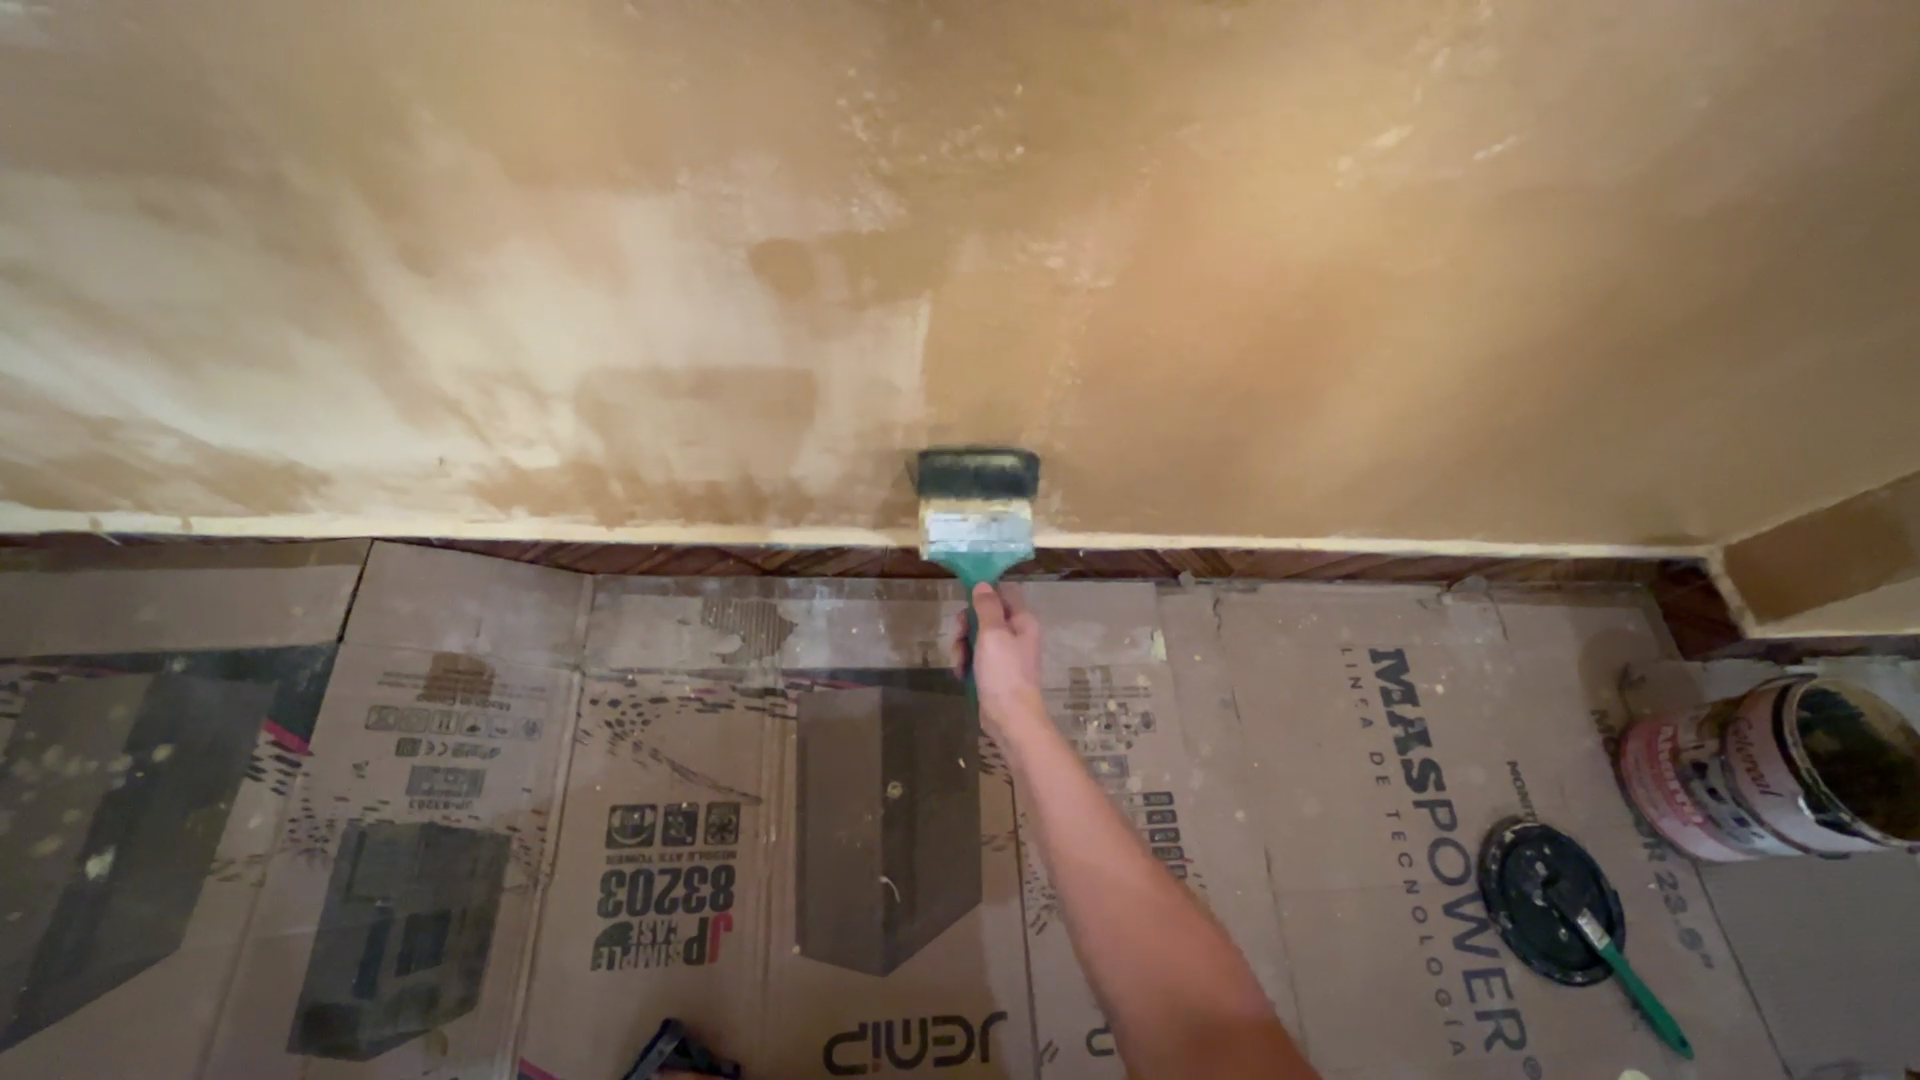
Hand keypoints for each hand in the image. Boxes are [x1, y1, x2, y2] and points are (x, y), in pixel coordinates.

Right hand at [954, 582, 1044, 738]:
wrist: (1010, 718)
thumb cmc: (1004, 672)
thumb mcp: (993, 634)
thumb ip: (987, 607)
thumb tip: (983, 584)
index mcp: (1022, 621)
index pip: (1004, 592)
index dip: (985, 592)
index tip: (965, 599)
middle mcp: (1016, 634)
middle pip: (985, 614)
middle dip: (967, 625)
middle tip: (959, 636)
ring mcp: (1005, 653)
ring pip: (976, 636)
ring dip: (962, 646)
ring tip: (959, 662)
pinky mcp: (994, 671)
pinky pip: (976, 656)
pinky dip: (966, 662)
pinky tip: (961, 674)